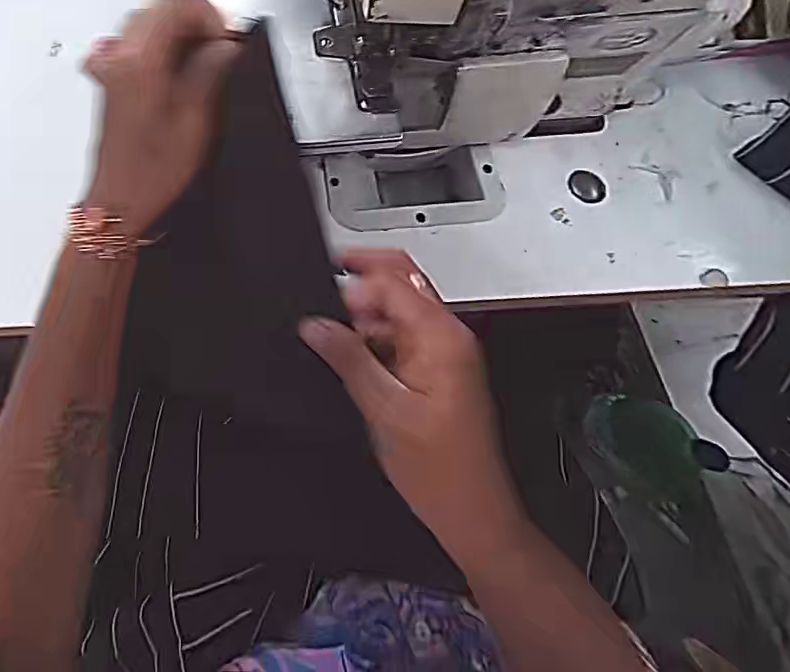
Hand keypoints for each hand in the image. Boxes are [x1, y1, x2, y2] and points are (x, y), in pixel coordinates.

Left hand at [82, 0, 239, 234]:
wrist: (120, 198)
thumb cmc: (151, 170)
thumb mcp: (196, 119)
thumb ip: (210, 72)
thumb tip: (224, 48)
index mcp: (139, 61)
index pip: (173, 6)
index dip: (207, 14)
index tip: (225, 35)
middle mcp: (117, 57)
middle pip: (156, 8)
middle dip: (193, 18)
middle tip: (219, 42)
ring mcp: (109, 65)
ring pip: (144, 21)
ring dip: (176, 28)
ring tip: (204, 53)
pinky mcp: (109, 77)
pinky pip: (134, 42)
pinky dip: (159, 42)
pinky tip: (178, 65)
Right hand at [298, 249, 525, 548]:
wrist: (473, 511)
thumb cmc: (443, 472)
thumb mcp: (384, 411)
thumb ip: (348, 360)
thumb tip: (316, 327)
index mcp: (442, 337)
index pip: (395, 281)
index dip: (357, 285)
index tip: (327, 303)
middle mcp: (450, 335)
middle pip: (405, 281)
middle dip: (365, 279)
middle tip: (330, 283)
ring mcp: (448, 350)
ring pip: (404, 306)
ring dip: (370, 311)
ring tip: (340, 335)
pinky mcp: (441, 366)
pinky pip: (406, 333)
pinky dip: (380, 334)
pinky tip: (359, 356)